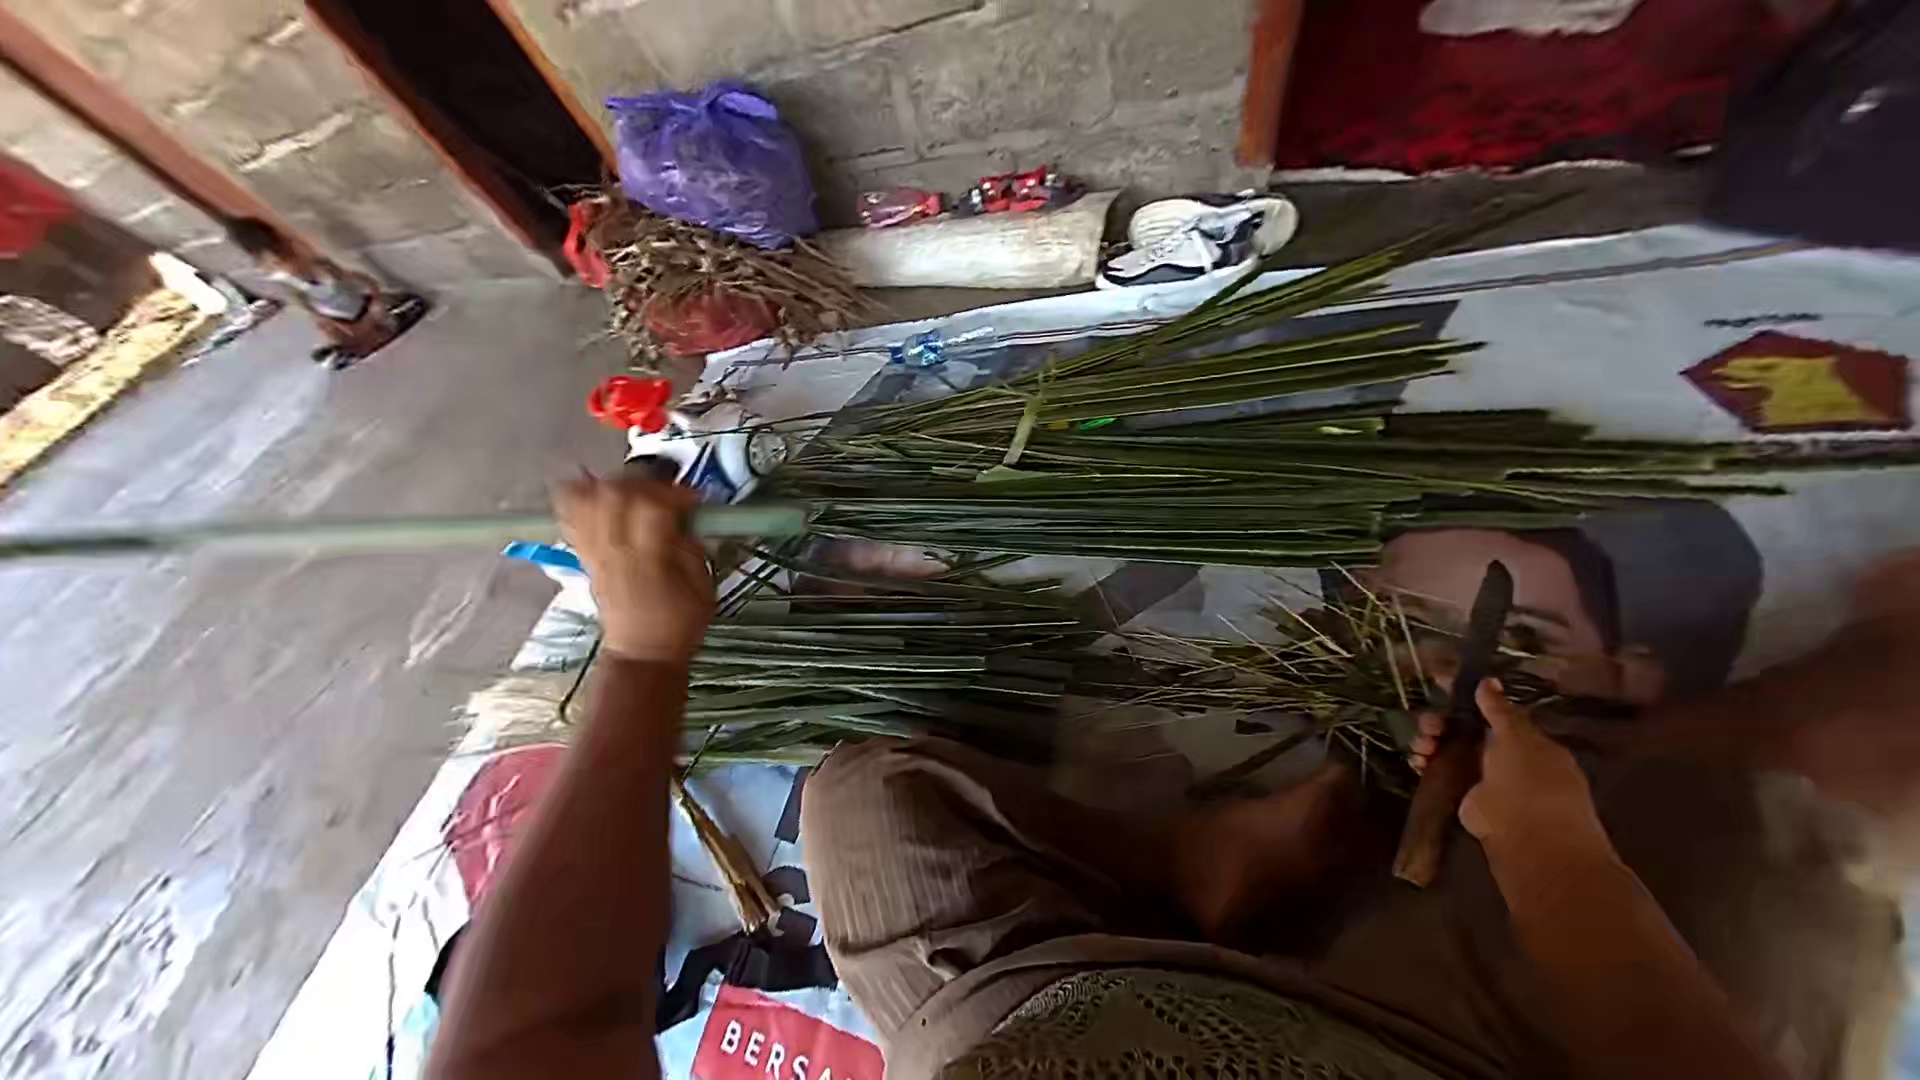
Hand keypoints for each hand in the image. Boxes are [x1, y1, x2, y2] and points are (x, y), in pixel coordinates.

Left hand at [552, 474, 712, 663]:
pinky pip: (570, 515)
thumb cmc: (680, 624)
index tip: (693, 499)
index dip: (674, 493)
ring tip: (634, 491)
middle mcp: (614, 552)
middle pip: (612, 495)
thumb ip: (691, 545)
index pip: (652, 507)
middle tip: (665, 491)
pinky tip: (599, 493)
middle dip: (643, 483)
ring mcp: (594, 552)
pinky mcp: (583, 556)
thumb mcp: (703, 585)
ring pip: (584, 499)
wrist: (643, 653)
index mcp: (649, 561)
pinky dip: (580, 496)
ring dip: (610, 485)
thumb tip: (683, 519)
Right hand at [1411, 681, 1609, 857]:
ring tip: (1423, 745)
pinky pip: (1437, 769)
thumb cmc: (1533, 784)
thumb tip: (1487, 680)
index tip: (1436, 679)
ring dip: (1429, 740)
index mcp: (1524, 741)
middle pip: (1462, 728)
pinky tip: (1418, 761)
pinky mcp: (1461, 793)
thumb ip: (1499, 710)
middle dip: (1441, 722)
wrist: (1531, 838)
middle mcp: (1502, 755)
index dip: (1465, 694)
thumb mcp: (1518, 740)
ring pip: (1446, 747)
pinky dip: (1425, 762)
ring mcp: (1481, 775)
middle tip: (1430, 725)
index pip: (1490, 709)